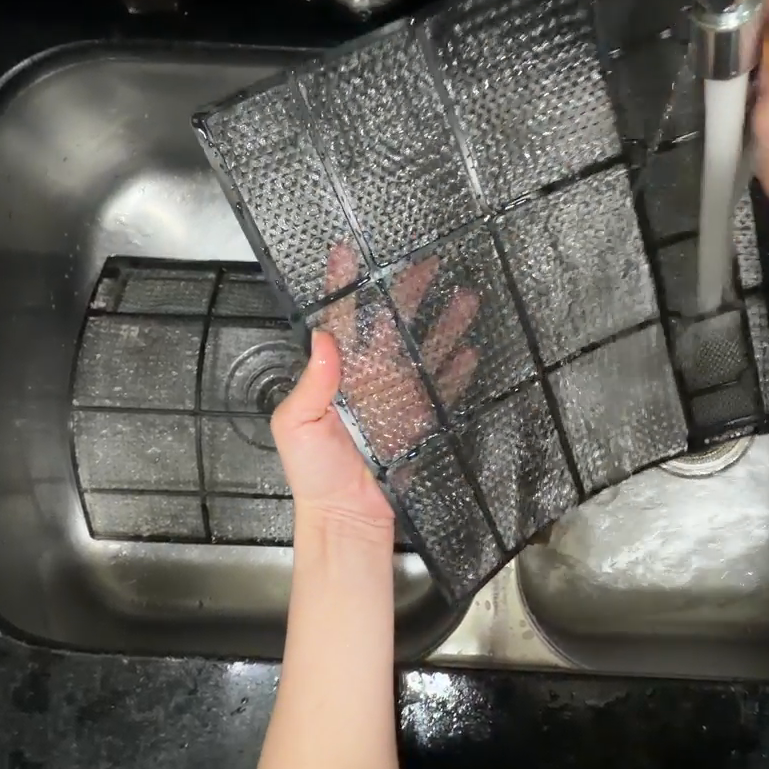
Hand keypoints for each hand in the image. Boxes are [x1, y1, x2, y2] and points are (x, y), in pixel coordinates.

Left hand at [272, 245, 477, 536]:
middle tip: (425, 261)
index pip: (341, 320)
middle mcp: (371, 378)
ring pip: (425, 349)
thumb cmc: (315, 474)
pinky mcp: (421, 420)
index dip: (342, 286)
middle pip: (392, 324)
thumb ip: (312, 383)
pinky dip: (457, 370)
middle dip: (407, 291)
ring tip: (464, 295)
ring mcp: (399, 397)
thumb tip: (324, 338)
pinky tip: (471, 349)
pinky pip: (443, 388)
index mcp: (337, 374)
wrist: (348, 515)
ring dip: (444, 323)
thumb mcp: (297, 425)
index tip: (347, 253)